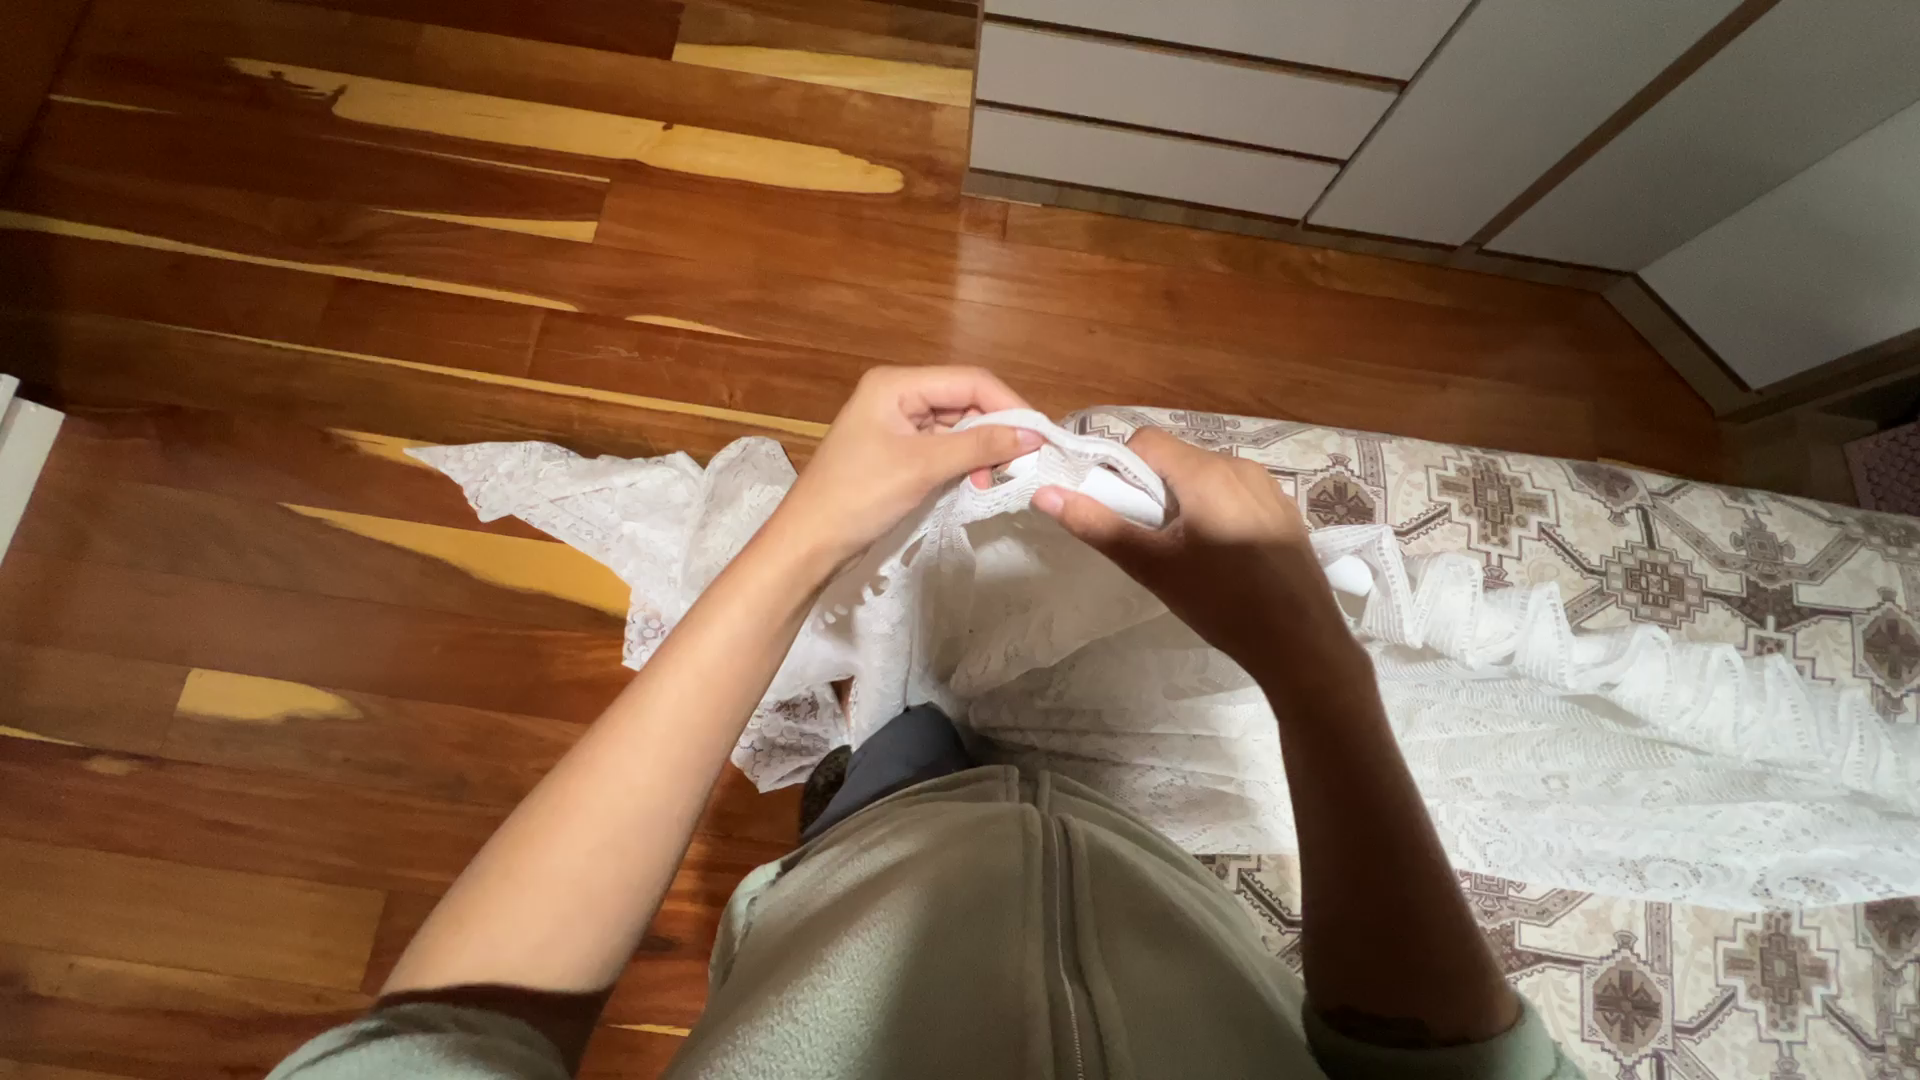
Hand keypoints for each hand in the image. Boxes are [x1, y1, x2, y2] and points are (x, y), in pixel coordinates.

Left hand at [766, 366, 1041, 571]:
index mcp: (896, 385)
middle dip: (995, 430)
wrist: (809, 542)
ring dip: (980, 450)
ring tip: (994, 479)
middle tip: (1022, 463)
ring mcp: (896, 426)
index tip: (1041, 435)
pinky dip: (962, 463)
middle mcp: (897, 396)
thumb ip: (979, 446)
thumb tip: (1033, 435)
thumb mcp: (923, 467)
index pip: (969, 381)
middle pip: (964, 401)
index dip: (1008, 404)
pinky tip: (975, 481)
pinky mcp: (897, 454)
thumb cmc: (859, 497)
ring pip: (956, 427)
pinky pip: (942, 448)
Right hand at [1031, 428, 1349, 677]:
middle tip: (1146, 539)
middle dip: (1149, 489)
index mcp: (1205, 472)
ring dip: (1180, 501)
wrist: (1301, 645)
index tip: (1115, 509)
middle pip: (1175, 458)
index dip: (1119, 468)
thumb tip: (1044, 494)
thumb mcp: (1151, 565)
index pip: (1145, 441)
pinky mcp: (1283, 511)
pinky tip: (1219, 557)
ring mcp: (1267, 487)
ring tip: (1181, 552)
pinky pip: (1233, 493)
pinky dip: (1212, 511)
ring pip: (1204, 476)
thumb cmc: (1220, 602)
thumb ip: (1097, 525)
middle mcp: (1239, 466)